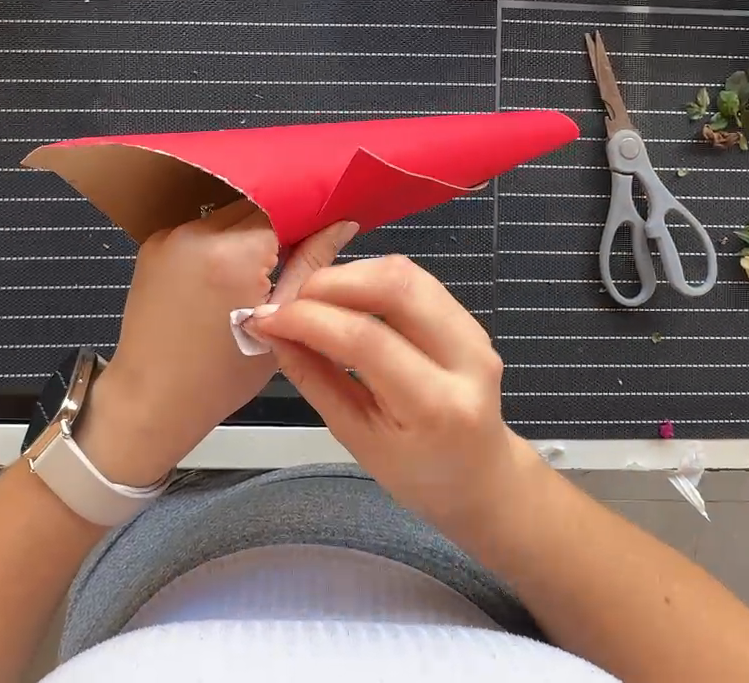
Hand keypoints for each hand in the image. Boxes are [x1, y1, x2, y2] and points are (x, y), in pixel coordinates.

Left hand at [77, 201, 356, 487]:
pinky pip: (198, 229)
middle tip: (290, 260)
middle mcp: (197, 232)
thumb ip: (311, 265)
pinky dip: (216, 243)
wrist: (151, 398)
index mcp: (232, 253)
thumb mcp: (279, 323)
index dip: (305, 218)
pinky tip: (221, 277)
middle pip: (253, 206)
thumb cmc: (221, 376)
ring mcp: (170, 235)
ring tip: (254, 272)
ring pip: (225, 215)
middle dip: (275, 227)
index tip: (320, 235)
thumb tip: (342, 224)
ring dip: (245, 234)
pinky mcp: (153, 245)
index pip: (284, 208)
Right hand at [246, 255, 535, 533]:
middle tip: (292, 302)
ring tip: (314, 300)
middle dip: (331, 282)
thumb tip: (272, 333)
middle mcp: (466, 359)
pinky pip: (414, 278)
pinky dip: (370, 278)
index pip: (366, 340)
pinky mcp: (468, 316)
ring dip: (349, 275)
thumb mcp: (356, 439)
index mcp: (437, 407)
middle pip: (395, 286)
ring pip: (405, 272)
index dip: (309, 319)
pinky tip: (345, 299)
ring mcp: (473, 331)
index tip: (267, 318)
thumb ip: (315, 380)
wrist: (481, 476)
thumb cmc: (417, 473)